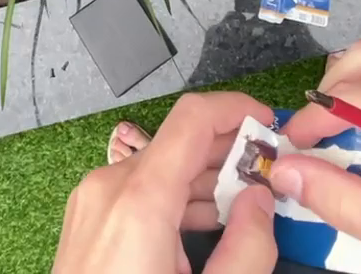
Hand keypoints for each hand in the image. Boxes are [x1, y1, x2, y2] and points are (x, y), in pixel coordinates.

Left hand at [53, 92, 278, 273]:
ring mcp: (93, 200)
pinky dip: (177, 196)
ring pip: (159, 166)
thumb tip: (262, 201)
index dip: (236, 109)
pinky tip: (209, 221)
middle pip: (178, 142)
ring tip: (250, 203)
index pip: (192, 118)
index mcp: (139, 198)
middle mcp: (110, 185)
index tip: (271, 124)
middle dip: (228, 151)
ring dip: (205, 177)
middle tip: (272, 176)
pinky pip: (140, 190)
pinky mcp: (87, 218)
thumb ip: (247, 251)